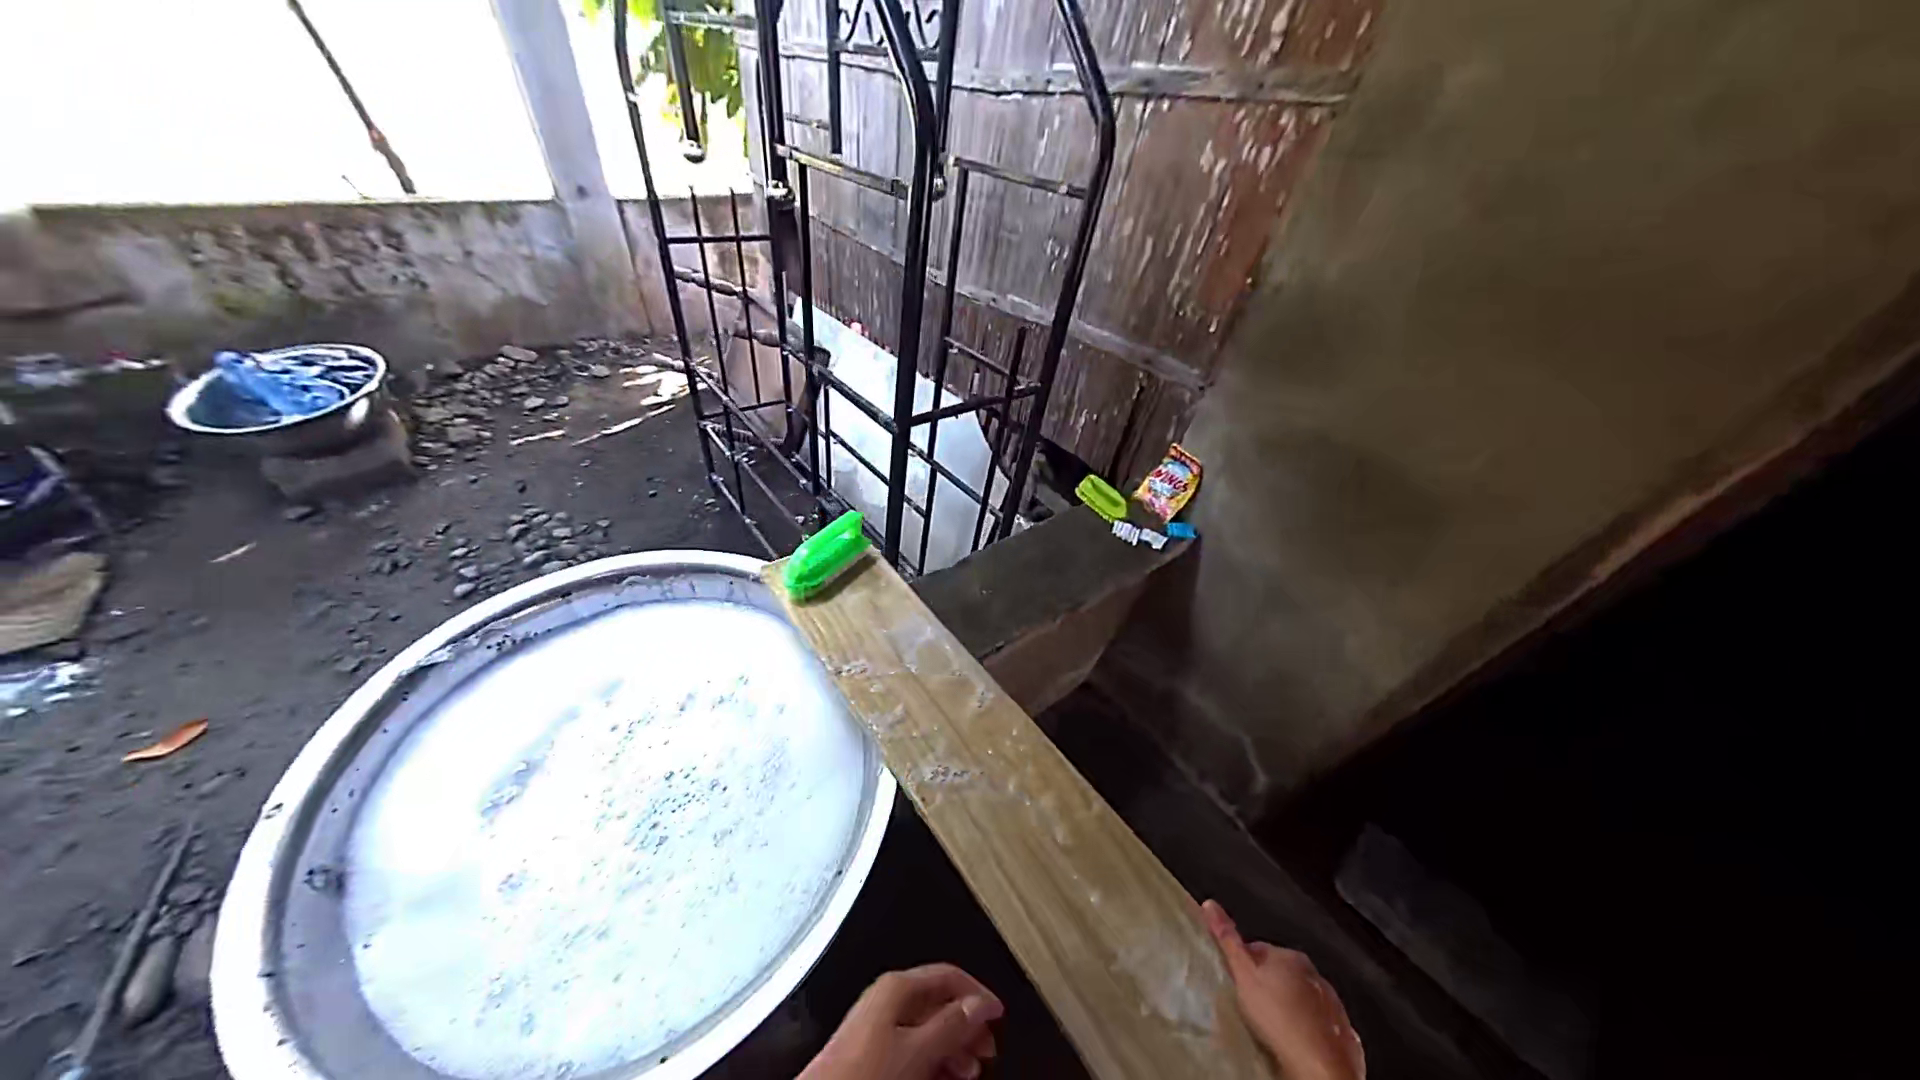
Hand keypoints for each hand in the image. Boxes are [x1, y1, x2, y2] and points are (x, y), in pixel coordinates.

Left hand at [799, 964, 1003, 1079]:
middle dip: (966, 1024)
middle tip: (987, 1046)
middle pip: (938, 1001)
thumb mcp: (917, 1050)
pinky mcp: (872, 1052)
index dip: (976, 992)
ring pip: (927, 1027)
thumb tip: (978, 1004)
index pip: (947, 975)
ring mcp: (877, 1026)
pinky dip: (933, 1059)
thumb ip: (951, 1024)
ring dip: (952, 1046)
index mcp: (896, 988)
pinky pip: (912, 1047)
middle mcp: (886, 1000)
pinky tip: (944, 1075)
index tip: (997, 1012)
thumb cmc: (861, 1076)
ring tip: (969, 1069)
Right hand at [1203, 899, 1365, 1079]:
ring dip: (1291, 1008)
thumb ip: (1227, 940)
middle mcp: (1316, 976)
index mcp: (1291, 956)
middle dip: (1269, 985)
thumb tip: (1209, 903)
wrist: (1319, 1069)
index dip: (1244, 965)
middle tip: (1251, 1006)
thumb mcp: (1243, 975)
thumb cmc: (1276, 1016)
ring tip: (1273, 1028)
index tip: (1235, 983)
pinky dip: (1311, 1031)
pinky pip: (1322, 1027)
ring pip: (1304, 1000)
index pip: (1260, 950)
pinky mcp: (1346, 1037)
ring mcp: (1335, 1007)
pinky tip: (1299, 1044)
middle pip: (1284, 974)